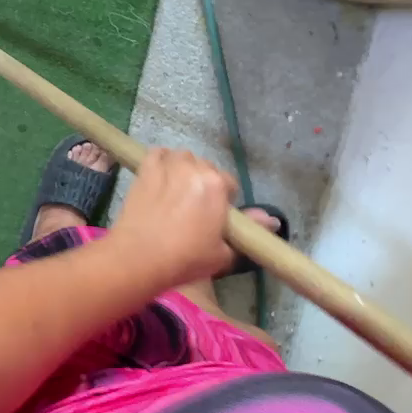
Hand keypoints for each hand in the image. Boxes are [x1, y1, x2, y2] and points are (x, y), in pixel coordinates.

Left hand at [105, 148, 237, 288]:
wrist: (140, 256)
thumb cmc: (186, 258)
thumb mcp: (224, 252)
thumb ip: (247, 232)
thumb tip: (272, 220)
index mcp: (218, 184)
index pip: (229, 183)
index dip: (224, 200)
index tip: (214, 216)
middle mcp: (195, 168)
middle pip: (206, 168)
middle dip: (204, 183)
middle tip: (194, 208)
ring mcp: (168, 165)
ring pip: (183, 158)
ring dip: (183, 169)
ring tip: (176, 191)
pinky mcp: (145, 169)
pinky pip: (158, 154)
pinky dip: (162, 161)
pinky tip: (160, 177)